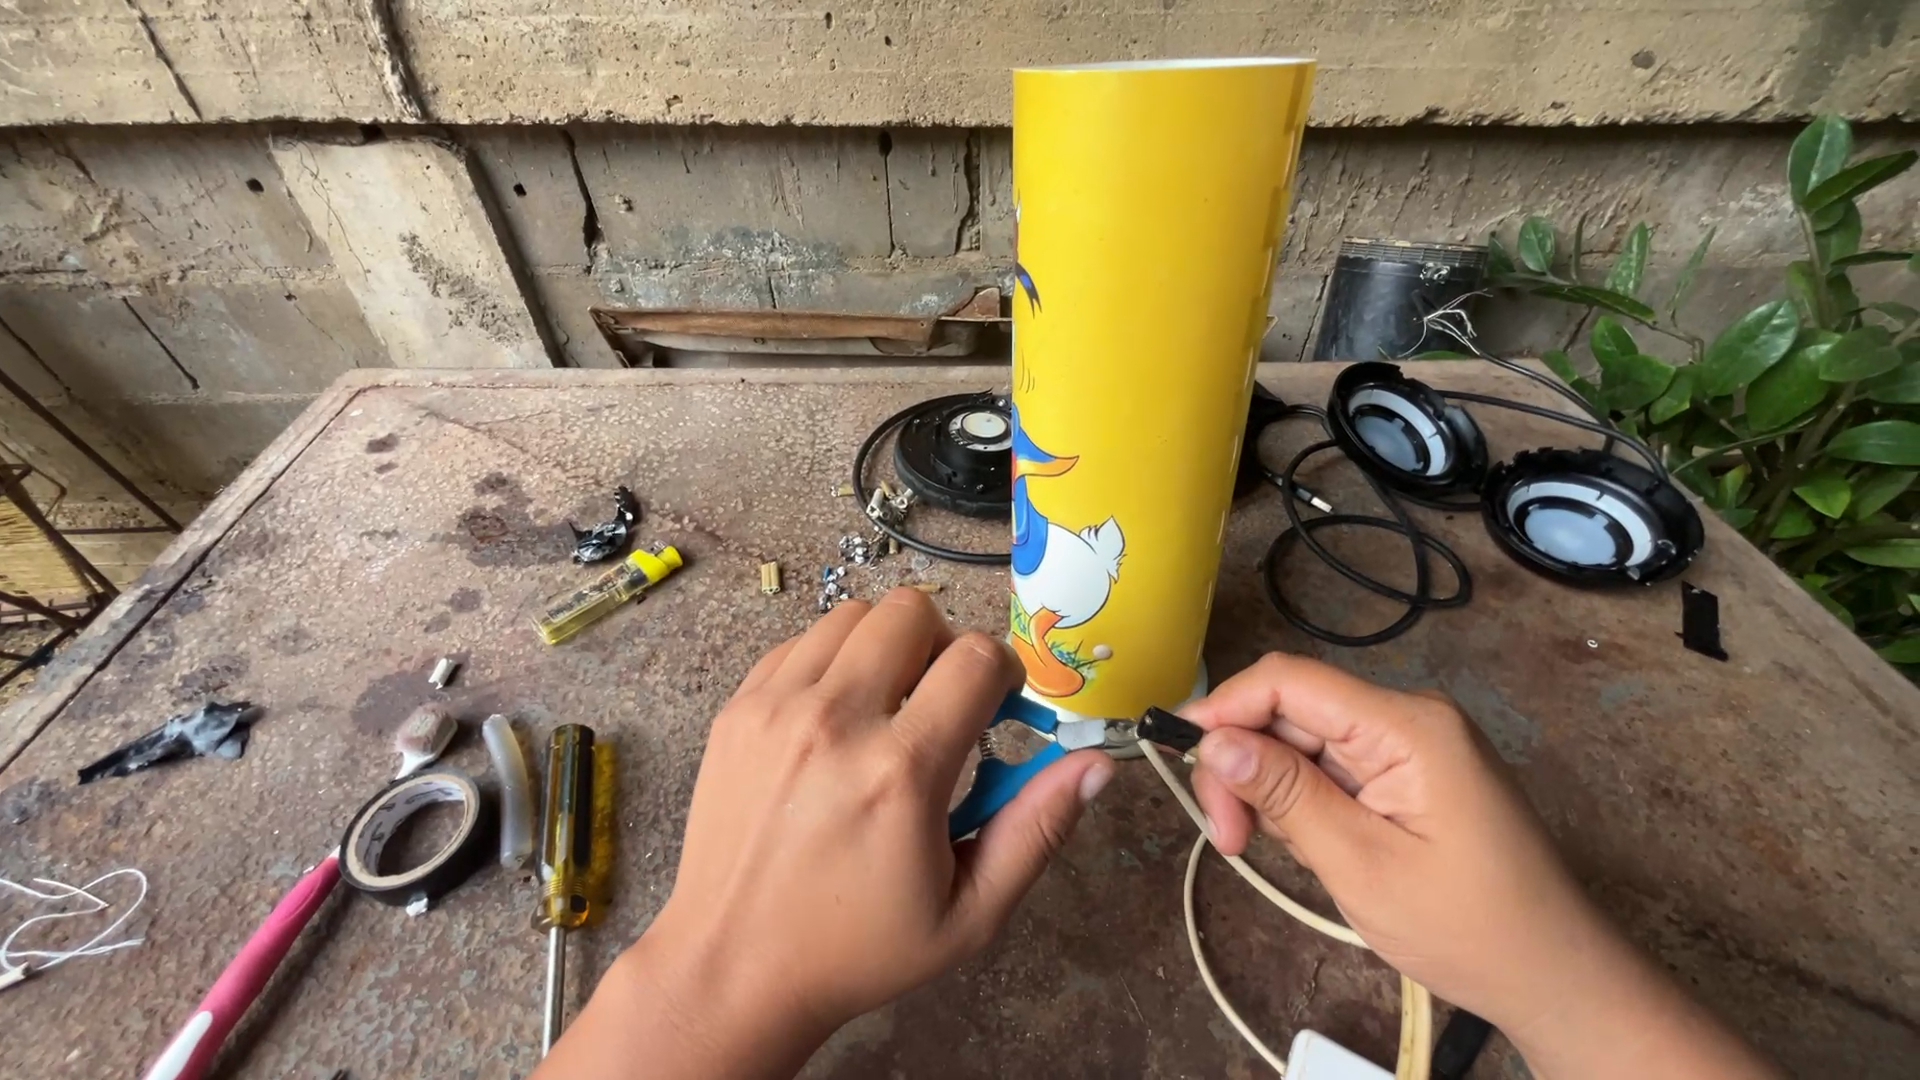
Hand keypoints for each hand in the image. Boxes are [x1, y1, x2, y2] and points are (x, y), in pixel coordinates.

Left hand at [540, 589, 1113, 1079]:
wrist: (732, 966)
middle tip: (940, 699)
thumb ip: (1039, 828)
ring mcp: (776, 705)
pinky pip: (803, 639)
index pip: (976, 658)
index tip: (996, 709)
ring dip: (888, 645)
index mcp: (900, 771)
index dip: (1003, 673)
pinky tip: (836, 712)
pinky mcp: (738, 706)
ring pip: (856, 613)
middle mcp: (835, 720)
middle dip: (944, 644)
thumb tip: (1099, 763)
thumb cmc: (859, 947)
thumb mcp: (970, 911)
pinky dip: (834, 659)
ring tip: (887, 703)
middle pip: (913, 611)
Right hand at [1186, 652, 1777, 1078]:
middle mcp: (1403, 716)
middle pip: (1286, 711)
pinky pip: (1322, 763)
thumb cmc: (1467, 930)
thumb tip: (1212, 742)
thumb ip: (1284, 793)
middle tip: (1226, 836)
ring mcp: (1403, 742)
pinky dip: (1293, 798)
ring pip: (1295, 739)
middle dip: (1241, 764)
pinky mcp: (1399, 769)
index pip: (1288, 681)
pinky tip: (1302, 841)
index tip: (1180, 759)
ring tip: (1262, 848)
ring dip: (1264, 787)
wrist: (1558, 983)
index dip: (1224, 708)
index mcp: (1405, 725)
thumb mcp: (1360, 864)